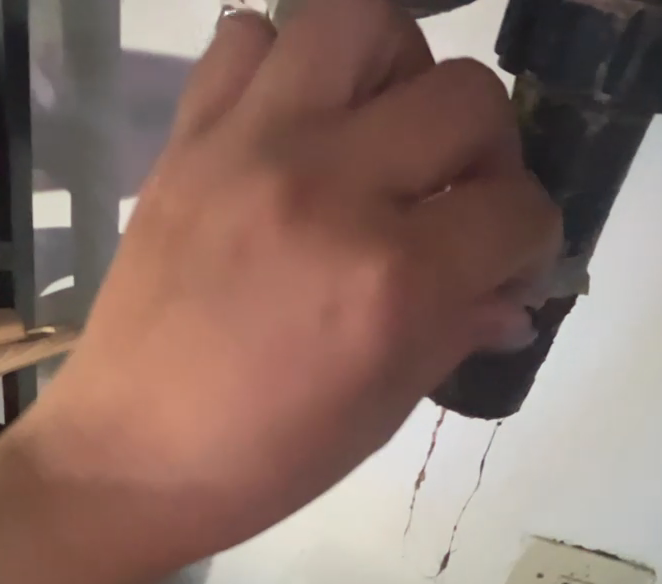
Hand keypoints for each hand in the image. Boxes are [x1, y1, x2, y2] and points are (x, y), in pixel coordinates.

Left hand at [10, 0, 558, 573]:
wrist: (130, 460)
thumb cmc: (262, 462)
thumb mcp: (378, 414)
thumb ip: (455, 334)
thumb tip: (512, 296)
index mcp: (390, 282)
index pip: (515, 211)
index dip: (531, 240)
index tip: (510, 263)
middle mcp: (330, 190)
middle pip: (467, 98)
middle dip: (489, 156)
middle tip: (457, 205)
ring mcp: (250, 151)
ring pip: (363, 25)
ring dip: (399, 75)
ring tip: (381, 141)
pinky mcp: (187, 143)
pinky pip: (249, 39)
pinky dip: (288, 67)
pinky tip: (292, 132)